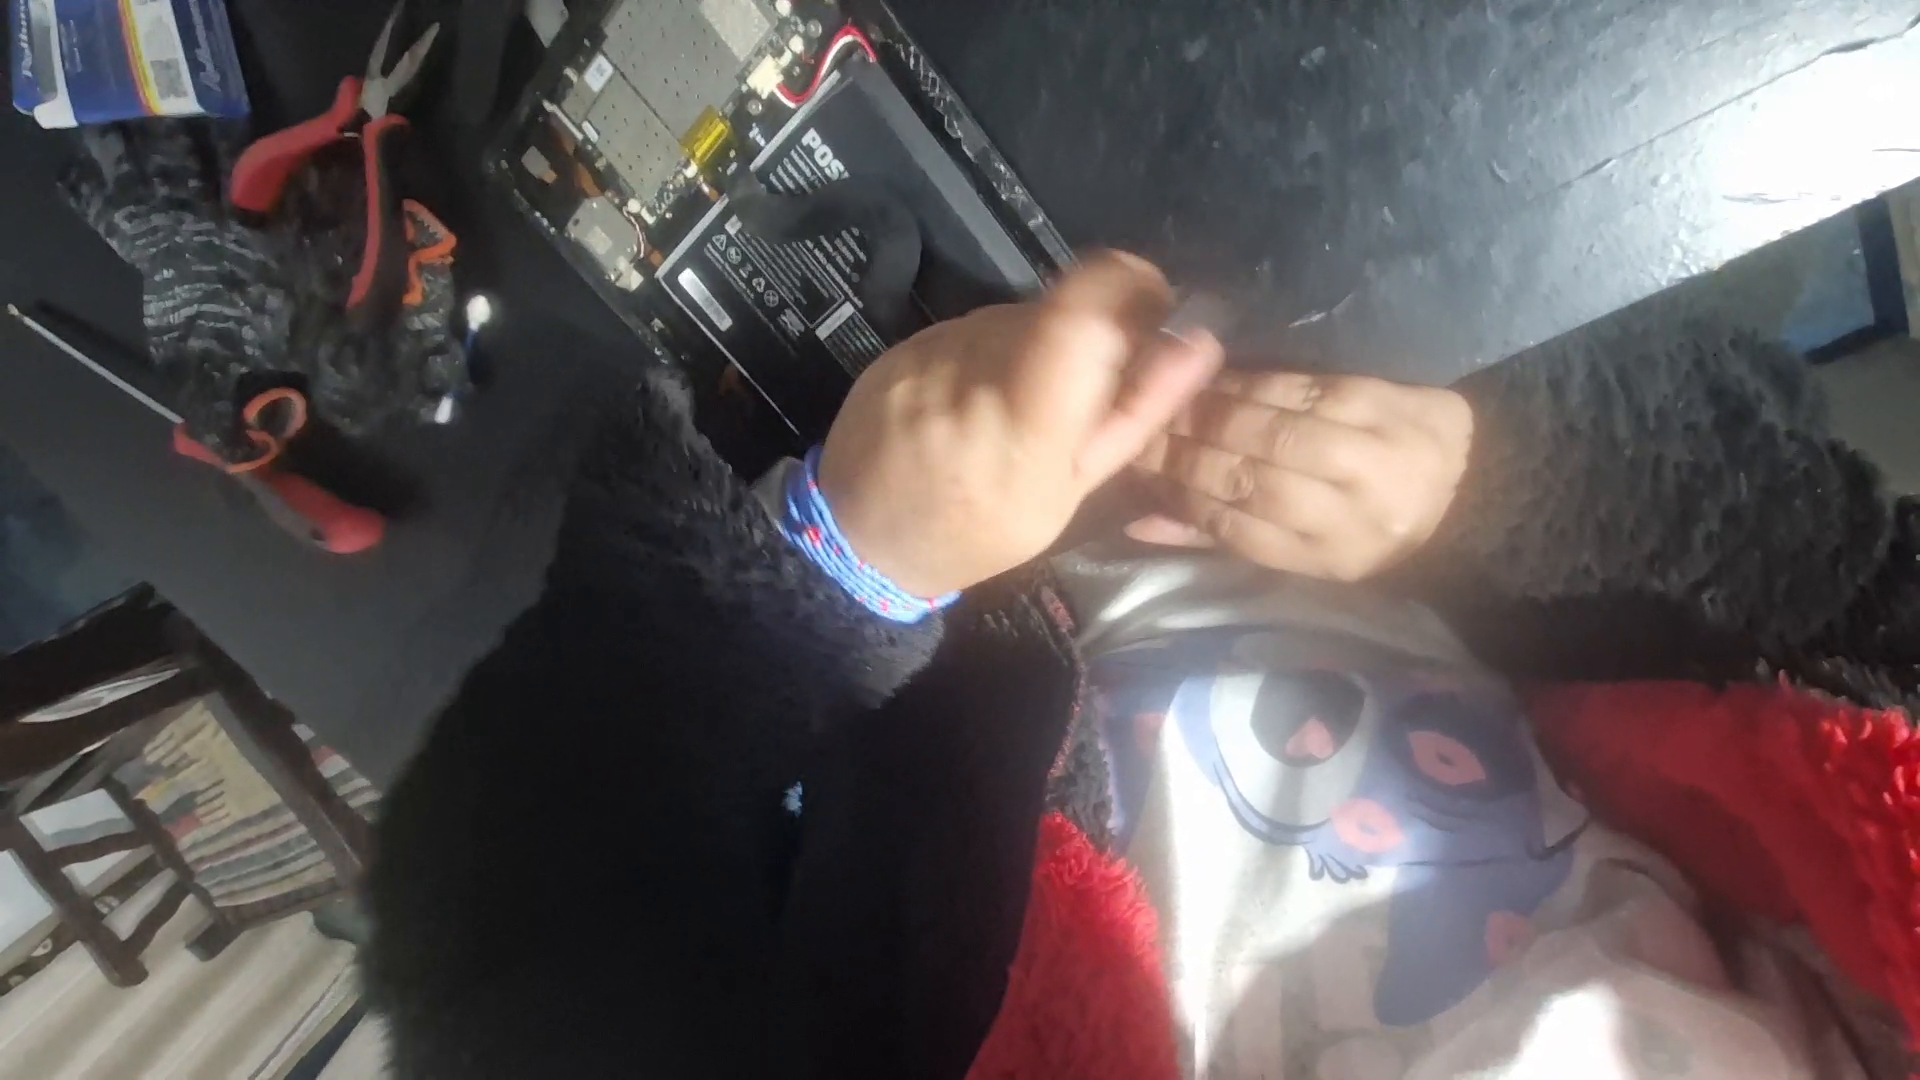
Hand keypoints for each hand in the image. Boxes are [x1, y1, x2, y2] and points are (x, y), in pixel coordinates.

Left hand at [818, 252, 1224, 597]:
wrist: (862, 538)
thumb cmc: (977, 532)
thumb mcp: (1064, 495)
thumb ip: (1131, 418)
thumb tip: (1197, 344)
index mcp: (1022, 425)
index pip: (1082, 312)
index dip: (1128, 284)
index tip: (1150, 301)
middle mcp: (970, 373)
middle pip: (1057, 308)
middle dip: (1088, 333)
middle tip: (1077, 390)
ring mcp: (929, 353)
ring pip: (1014, 316)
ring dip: (1036, 346)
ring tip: (1016, 407)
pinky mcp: (903, 345)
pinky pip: (971, 329)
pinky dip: (991, 354)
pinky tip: (973, 402)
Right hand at [1131, 371, 1472, 580]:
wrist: (1472, 489)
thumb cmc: (1366, 530)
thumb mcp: (1298, 553)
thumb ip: (1216, 537)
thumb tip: (1137, 524)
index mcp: (1327, 558)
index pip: (1231, 526)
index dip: (1175, 495)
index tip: (1135, 468)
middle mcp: (1352, 514)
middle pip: (1246, 479)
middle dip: (1182, 451)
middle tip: (1140, 428)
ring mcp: (1375, 456)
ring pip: (1271, 431)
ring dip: (1210, 413)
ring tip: (1169, 401)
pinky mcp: (1388, 404)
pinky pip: (1303, 390)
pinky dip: (1251, 384)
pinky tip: (1217, 380)